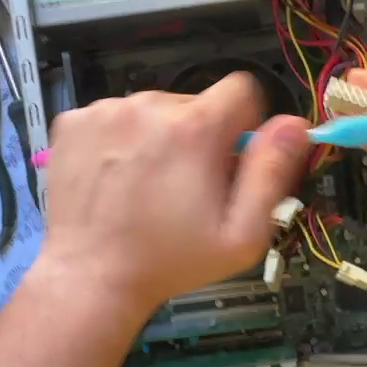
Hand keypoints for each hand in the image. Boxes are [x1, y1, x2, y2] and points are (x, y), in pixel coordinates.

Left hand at [35, 73, 308, 320]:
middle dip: (199, 135)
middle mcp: (149, 105)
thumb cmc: (170, 260)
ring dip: (158, 137)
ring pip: (153, 110)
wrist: (90, 278)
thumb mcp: (241, 234)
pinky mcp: (72, 122)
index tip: (231, 157)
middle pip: (195, 103)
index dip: (245, 123)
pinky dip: (119, 141)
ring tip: (146, 186)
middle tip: (186, 185)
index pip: (242, 89)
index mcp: (195, 127)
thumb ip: (272, 172)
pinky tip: (115, 179)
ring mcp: (105, 111)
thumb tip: (294, 124)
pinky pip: (113, 117)